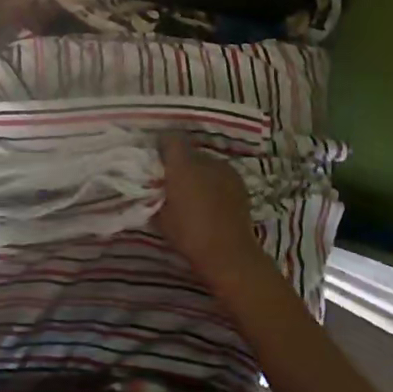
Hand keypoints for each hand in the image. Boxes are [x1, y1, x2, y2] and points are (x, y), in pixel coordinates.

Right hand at [155, 135, 264, 277]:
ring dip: (198, 171)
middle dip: (180, 162)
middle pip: (189, 151)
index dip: (162, 145)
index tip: (155, 159)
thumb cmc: (189, 234)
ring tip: (193, 191)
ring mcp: (226, 170)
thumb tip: (152, 187)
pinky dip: (213, 181)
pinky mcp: (240, 182)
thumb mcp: (160, 216)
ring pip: (206, 163)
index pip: (170, 138)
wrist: (229, 253)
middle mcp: (205, 160)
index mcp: (182, 165)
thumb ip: (154, 195)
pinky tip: (210, 199)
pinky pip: (220, 174)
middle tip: (172, 180)